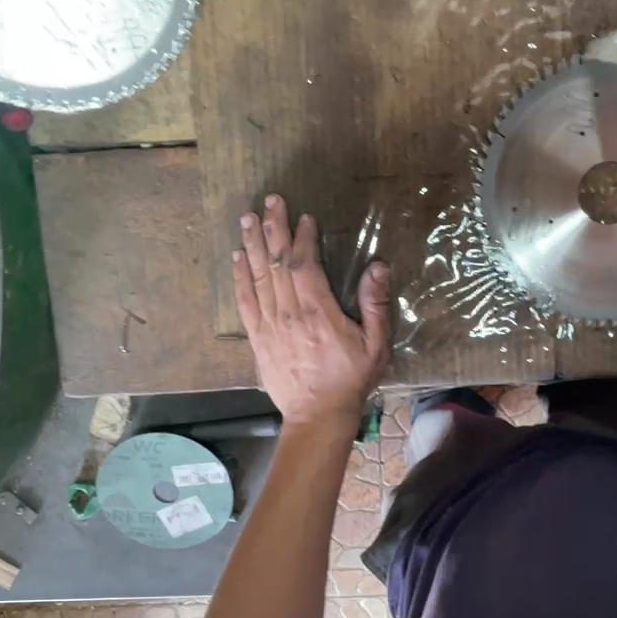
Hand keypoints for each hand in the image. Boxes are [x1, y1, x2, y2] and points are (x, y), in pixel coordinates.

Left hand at [234, 194, 389, 429]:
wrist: (317, 416)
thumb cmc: (351, 380)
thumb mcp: (376, 346)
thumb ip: (375, 306)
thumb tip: (377, 267)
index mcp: (318, 313)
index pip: (305, 265)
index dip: (302, 238)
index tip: (304, 217)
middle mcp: (289, 314)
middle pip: (277, 263)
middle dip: (273, 229)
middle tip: (269, 200)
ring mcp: (269, 325)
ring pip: (259, 276)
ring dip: (253, 244)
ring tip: (247, 217)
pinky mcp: (257, 338)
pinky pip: (245, 301)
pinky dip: (241, 276)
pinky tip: (239, 255)